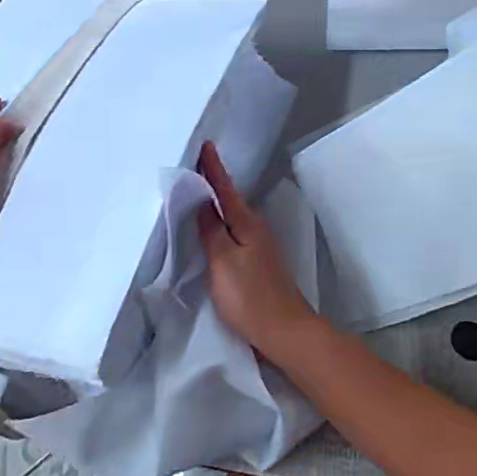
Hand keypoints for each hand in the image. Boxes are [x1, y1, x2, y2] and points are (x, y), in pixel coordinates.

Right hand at [197, 142, 321, 358]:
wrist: (284, 331)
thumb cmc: (250, 296)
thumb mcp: (223, 260)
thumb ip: (211, 229)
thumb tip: (203, 200)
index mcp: (246, 223)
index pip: (225, 188)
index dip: (213, 168)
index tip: (205, 144)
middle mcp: (254, 228)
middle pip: (229, 200)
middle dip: (212, 183)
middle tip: (192, 167)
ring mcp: (258, 246)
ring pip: (231, 218)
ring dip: (215, 205)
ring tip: (196, 194)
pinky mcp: (256, 263)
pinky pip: (233, 235)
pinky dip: (220, 226)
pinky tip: (211, 231)